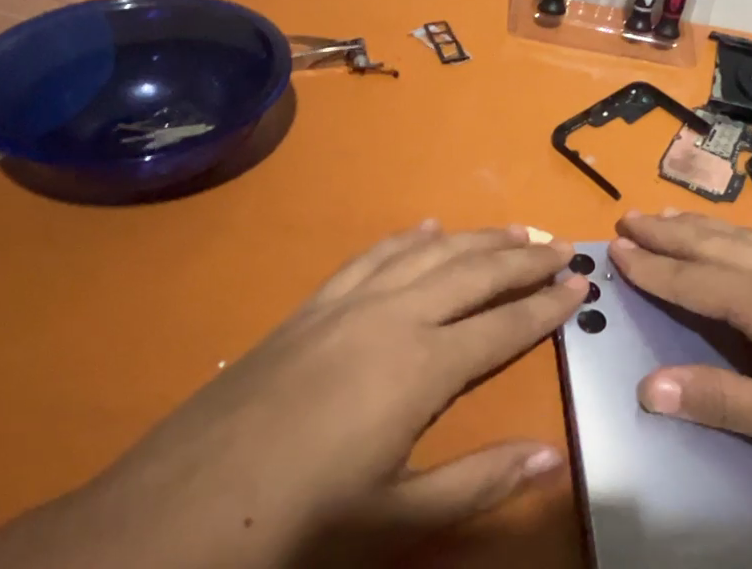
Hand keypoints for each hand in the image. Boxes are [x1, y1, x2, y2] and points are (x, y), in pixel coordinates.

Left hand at [0, 222, 588, 568]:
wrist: (168, 518)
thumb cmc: (295, 524)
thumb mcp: (396, 516)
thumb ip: (480, 481)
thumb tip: (555, 456)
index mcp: (423, 366)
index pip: (506, 323)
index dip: (549, 304)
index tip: (584, 283)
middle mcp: (392, 317)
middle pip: (474, 272)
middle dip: (524, 257)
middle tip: (563, 246)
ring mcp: (346, 306)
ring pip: (428, 253)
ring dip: (477, 238)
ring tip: (515, 229)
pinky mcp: (308, 309)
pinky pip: (369, 256)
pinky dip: (406, 238)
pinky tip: (425, 227)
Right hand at [611, 211, 751, 568]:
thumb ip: (718, 398)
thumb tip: (646, 386)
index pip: (694, 279)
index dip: (652, 267)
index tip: (612, 248)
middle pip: (715, 244)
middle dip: (669, 232)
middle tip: (627, 216)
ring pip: (742, 237)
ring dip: (700, 227)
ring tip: (667, 216)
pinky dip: (734, 236)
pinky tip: (737, 242)